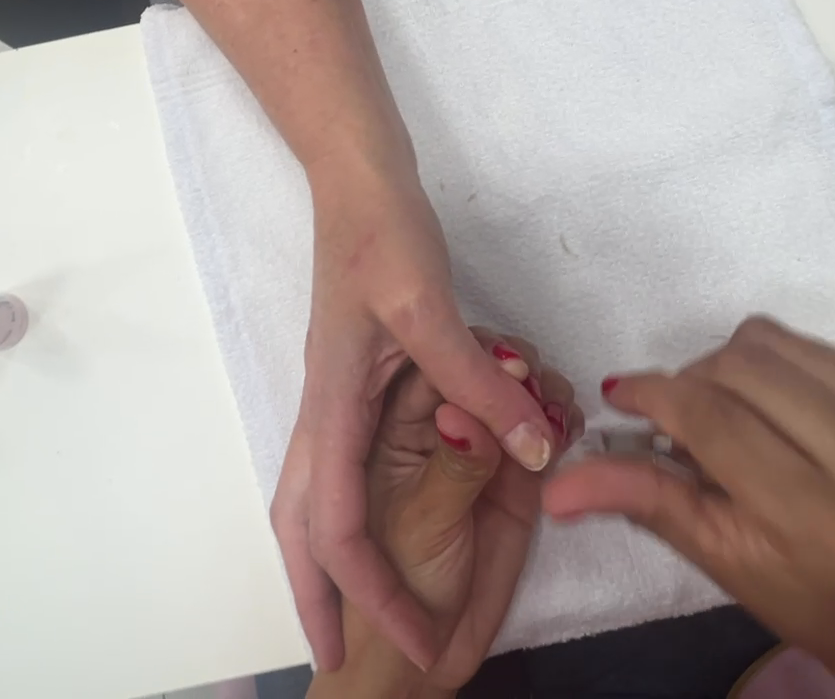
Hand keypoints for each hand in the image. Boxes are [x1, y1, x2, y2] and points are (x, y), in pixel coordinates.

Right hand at [273, 163, 553, 670]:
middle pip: (299, 521)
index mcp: (334, 403)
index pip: (338, 523)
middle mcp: (324, 407)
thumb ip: (478, 381)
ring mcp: (334, 390)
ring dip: (328, 555)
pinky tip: (382, 506)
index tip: (417, 642)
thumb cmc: (382, 238)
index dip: (372, 593)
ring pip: (314, 491)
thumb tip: (535, 451)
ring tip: (356, 600)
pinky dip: (349, 502)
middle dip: (315, 594)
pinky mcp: (353, 371)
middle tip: (339, 654)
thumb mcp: (430, 309)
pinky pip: (343, 456)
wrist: (356, 183)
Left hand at [368, 331, 580, 687]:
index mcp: (390, 427)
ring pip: (509, 394)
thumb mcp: (424, 522)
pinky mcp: (513, 465)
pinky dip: (559, 418)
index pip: (426, 372)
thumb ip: (452, 468)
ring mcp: (476, 440)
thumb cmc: (405, 581)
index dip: (465, 358)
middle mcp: (433, 422)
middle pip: (473, 371)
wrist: (438, 644)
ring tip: (558, 403)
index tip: (508, 360)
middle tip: (537, 376)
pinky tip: (569, 422)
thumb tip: (469, 410)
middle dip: (511, 370)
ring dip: (540, 390)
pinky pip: (539, 428)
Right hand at [543, 318, 834, 696]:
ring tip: (728, 411)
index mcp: (821, 522)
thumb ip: (637, 499)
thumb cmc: (796, 590)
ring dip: (726, 367)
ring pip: (769, 344)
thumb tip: (555, 486)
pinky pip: (806, 343)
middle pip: (740, 370)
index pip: (715, 422)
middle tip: (679, 416)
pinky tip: (775, 405)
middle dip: (690, 382)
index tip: (620, 394)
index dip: (655, 394)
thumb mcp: (710, 553)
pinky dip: (770, 362)